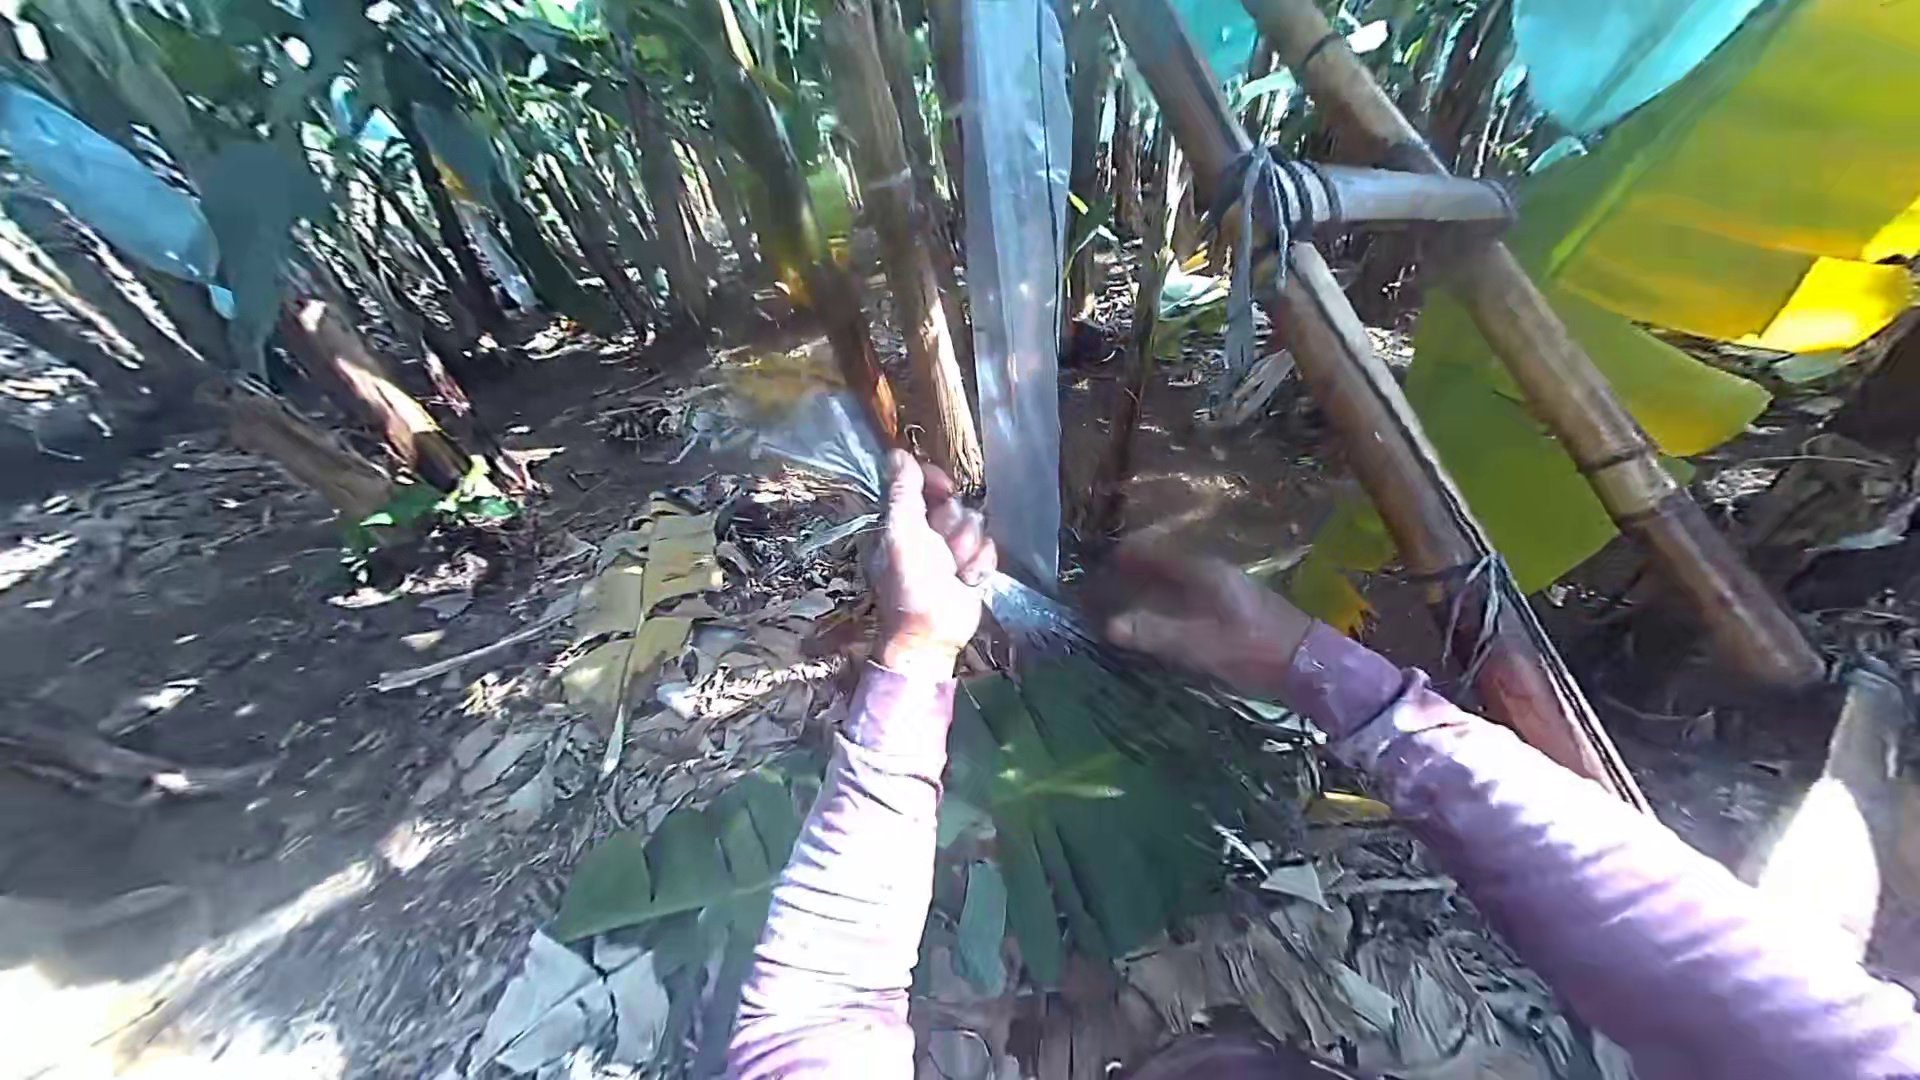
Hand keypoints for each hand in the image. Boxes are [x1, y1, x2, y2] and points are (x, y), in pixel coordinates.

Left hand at [872, 450, 995, 678]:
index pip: (922, 481)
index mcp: (902, 519)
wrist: (932, 634)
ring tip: (953, 570)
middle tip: (941, 551)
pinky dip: (978, 565)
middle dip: (952, 528)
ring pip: (975, 525)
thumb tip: (896, 454)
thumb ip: (902, 493)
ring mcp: (952, 548)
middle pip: (955, 504)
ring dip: (966, 550)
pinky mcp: (972, 565)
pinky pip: (988, 548)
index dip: (935, 482)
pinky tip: (967, 580)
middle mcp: (927, 529)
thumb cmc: (910, 584)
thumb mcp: (902, 533)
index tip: (943, 490)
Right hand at [1100, 547, 1313, 696]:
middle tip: (1107, 587)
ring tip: (1125, 603)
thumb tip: (1109, 627)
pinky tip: (1158, 619)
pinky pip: (1188, 595)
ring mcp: (1225, 589)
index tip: (1101, 565)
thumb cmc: (1253, 650)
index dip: (1127, 554)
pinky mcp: (1232, 607)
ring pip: (1177, 579)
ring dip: (1150, 587)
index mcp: (1204, 571)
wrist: (1310, 666)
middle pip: (1165, 563)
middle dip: (1134, 572)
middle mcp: (1213, 572)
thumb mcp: (1199, 645)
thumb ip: (1153, 634)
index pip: (1156, 550)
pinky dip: (1166, 601)